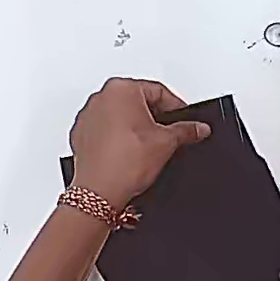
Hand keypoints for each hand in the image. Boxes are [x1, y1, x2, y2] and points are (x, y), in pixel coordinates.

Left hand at [69, 78, 210, 206]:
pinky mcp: (81, 133)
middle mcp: (101, 97)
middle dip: (155, 117)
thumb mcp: (167, 143)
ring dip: (135, 126)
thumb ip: (186, 130)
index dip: (177, 107)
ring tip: (146, 147)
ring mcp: (88, 115)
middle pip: (138, 100)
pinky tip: (129, 153)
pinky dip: (118, 137)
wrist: (99, 191)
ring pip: (120, 114)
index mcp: (122, 89)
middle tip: (167, 134)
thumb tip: (199, 129)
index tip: (184, 120)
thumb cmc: (124, 164)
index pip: (159, 91)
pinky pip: (105, 129)